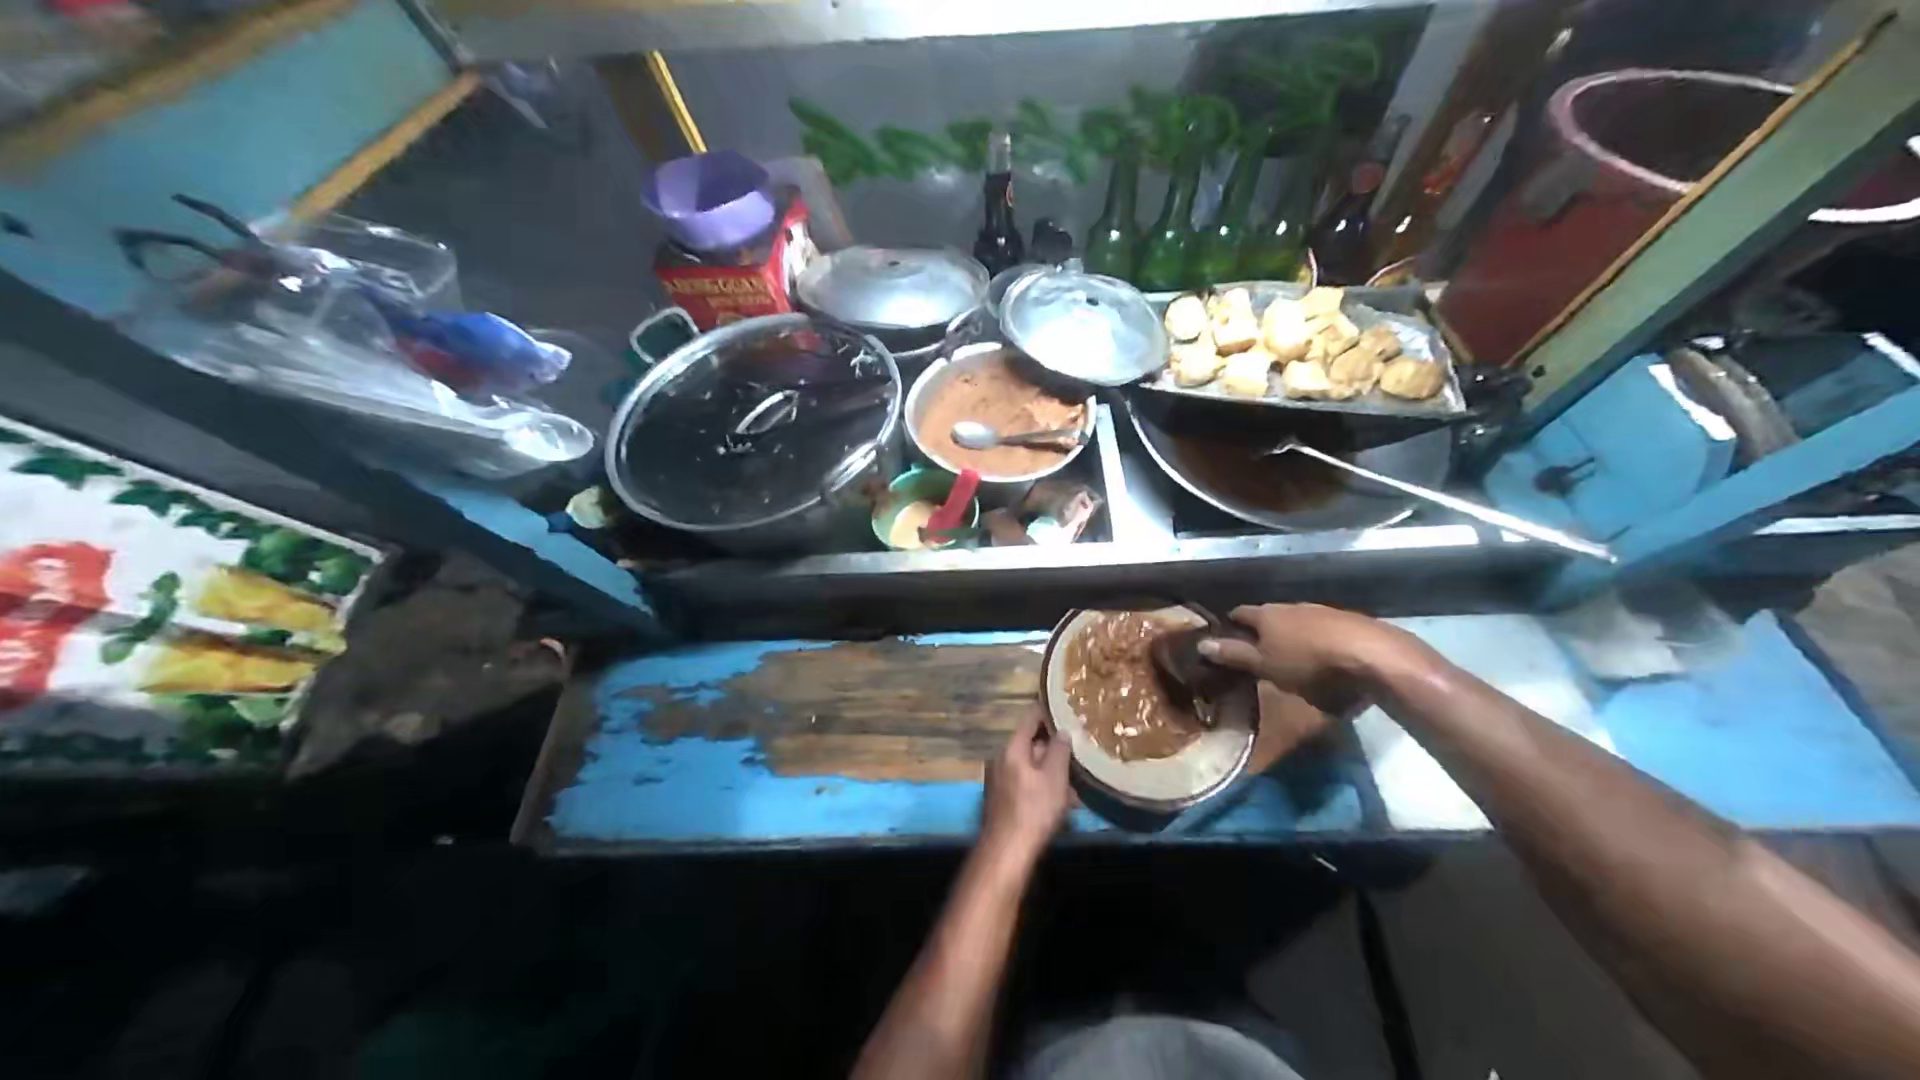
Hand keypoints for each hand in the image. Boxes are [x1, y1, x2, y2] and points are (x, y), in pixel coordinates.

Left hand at [980, 707, 1071, 862]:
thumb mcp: (1054, 777)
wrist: (1008, 851)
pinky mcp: (1002, 796)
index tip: (1068, 710)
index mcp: (1012, 748)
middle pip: (1030, 741)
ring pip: (1030, 763)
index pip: (1030, 717)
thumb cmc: (1034, 810)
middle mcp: (1001, 757)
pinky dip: (1042, 782)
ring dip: (1050, 767)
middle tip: (1076, 746)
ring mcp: (999, 778)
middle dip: (1053, 744)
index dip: (1049, 712)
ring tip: (1073, 776)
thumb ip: (1059, 749)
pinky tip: (1060, 797)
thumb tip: (1063, 730)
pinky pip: (1025, 779)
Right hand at [1199, 604, 1408, 703]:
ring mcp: (1324, 611)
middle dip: (1264, 630)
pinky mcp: (1352, 623)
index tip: (1226, 635)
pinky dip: (1319, 640)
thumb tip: (1201, 643)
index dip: (1232, 623)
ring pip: (1299, 621)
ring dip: (1293, 635)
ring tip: (1293, 655)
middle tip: (1259, 650)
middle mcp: (1293, 606)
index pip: (1241, 612)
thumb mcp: (1265, 666)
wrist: (1374, 658)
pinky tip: (1325, 657)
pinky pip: (1326, 630)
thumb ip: (1234, 654)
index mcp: (1267, 614)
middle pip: (1271, 615)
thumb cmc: (1309, 663)